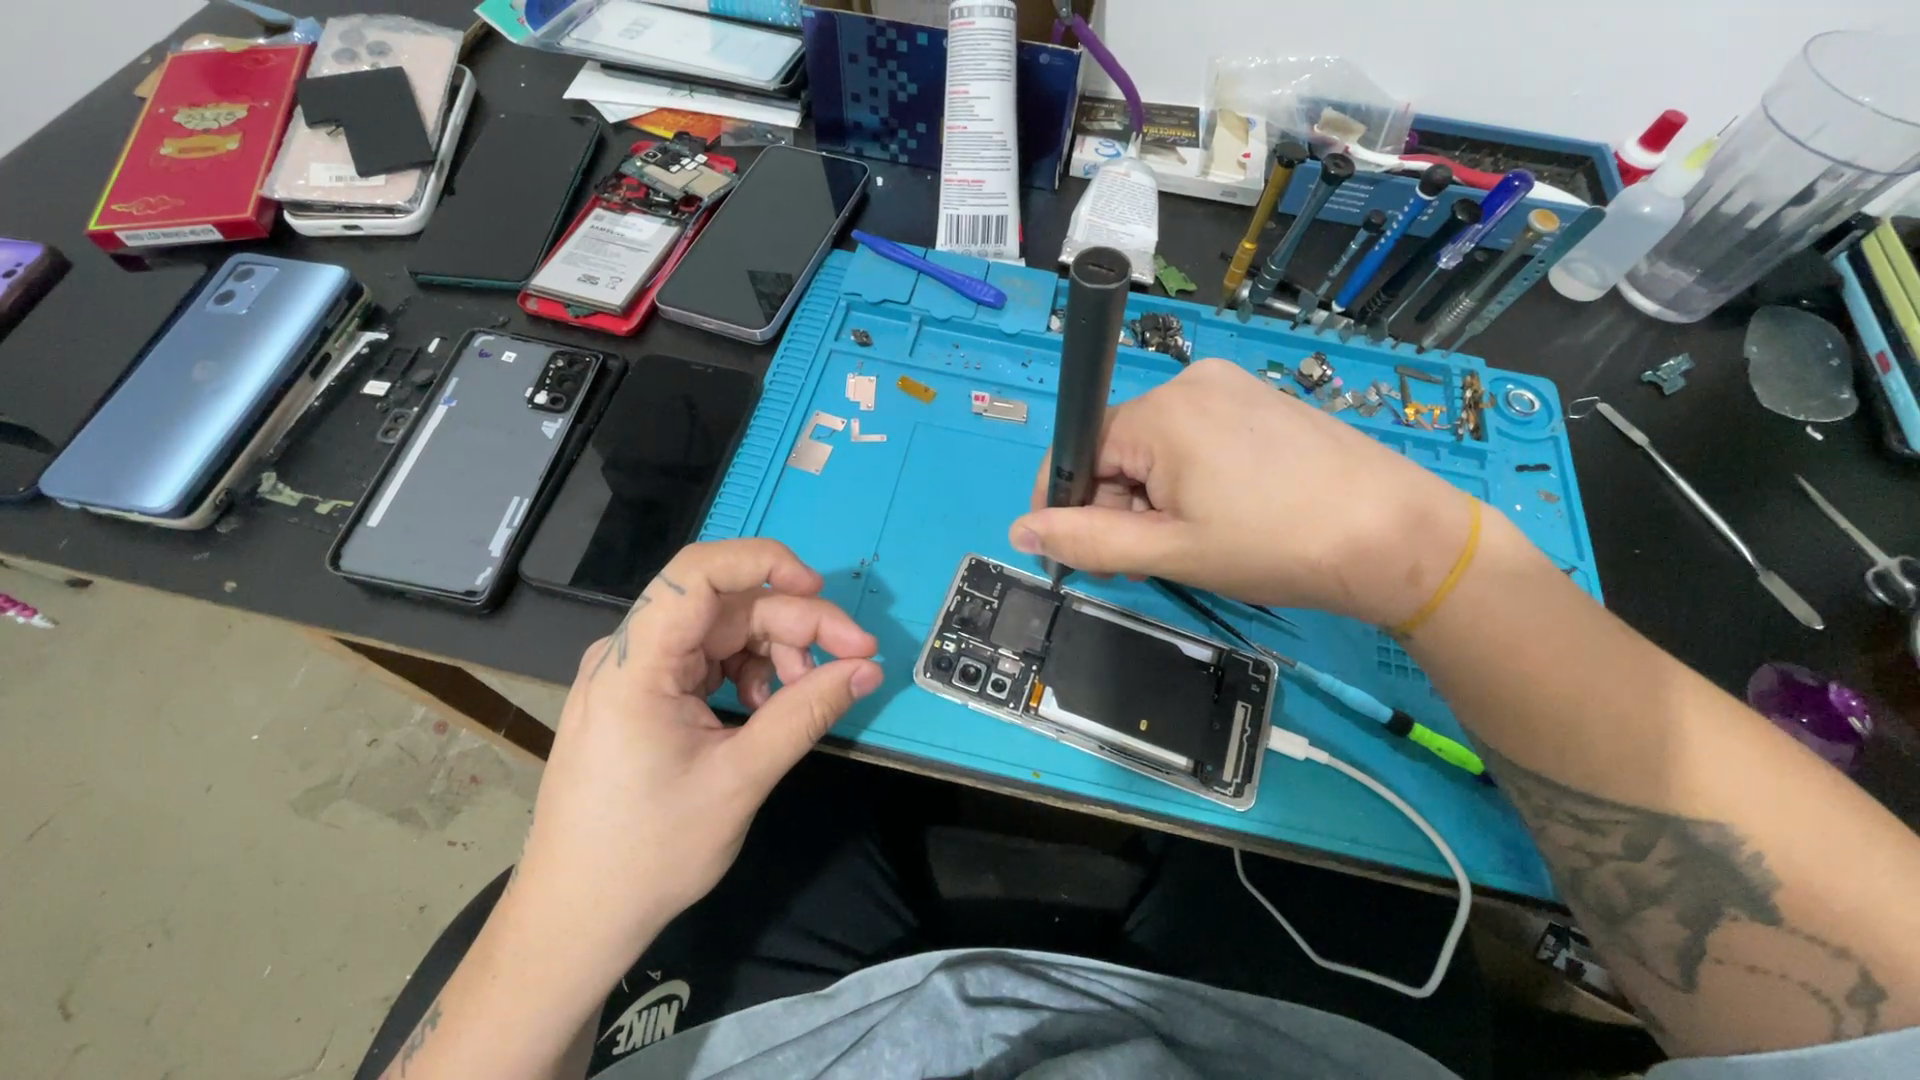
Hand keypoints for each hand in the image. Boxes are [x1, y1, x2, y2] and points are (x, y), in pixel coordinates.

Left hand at [511, 539, 882, 973]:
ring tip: (804, 700)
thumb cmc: (649, 854)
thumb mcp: (741, 780)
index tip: (821, 592)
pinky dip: (748, 678)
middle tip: (855, 660)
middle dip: (794, 625)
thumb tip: (868, 669)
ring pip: (721, 635)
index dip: (765, 562)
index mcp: (635, 665)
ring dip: (775, 655)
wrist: (576, 920)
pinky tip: (767, 712)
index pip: (698, 572)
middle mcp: (629, 655)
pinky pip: (707, 665)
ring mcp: (633, 677)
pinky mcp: (643, 700)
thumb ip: (806, 713)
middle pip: (725, 607)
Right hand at [1008, 358, 1476, 625]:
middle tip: (1155, 559)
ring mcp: (1230, 386)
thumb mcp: (1170, 552)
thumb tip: (1020, 529)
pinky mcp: (1259, 400)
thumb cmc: (1275, 545)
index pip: (1078, 450)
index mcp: (1160, 412)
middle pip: (1118, 448)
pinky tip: (1225, 514)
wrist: (1394, 536)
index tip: (1083, 553)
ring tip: (1197, 541)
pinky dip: (1190, 478)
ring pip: (1156, 447)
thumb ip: (1088, 540)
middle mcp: (1190, 382)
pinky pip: (1195, 437)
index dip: (1069, 504)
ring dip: (1155, 497)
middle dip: (1121, 505)